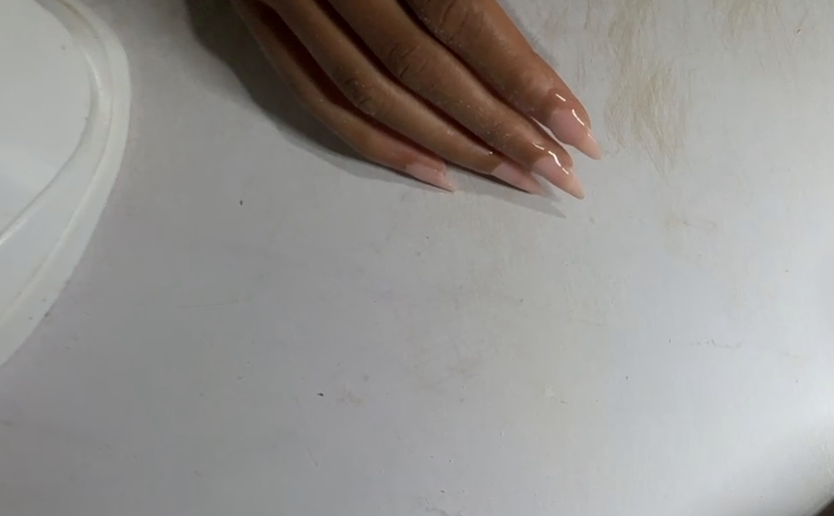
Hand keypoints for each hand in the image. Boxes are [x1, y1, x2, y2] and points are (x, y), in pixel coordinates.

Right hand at [231, 0, 599, 195]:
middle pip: (424, 70)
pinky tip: (443, 177)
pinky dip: (383, 146)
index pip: (462, 20)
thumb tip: (537, 75)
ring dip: (458, 149)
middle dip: (504, 132)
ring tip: (522, 181)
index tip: (579, 133)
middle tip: (563, 175)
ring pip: (376, 95)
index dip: (525, 83)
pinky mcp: (254, 13)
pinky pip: (317, 97)